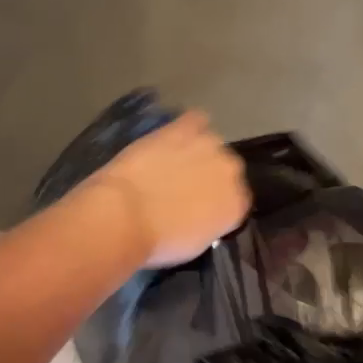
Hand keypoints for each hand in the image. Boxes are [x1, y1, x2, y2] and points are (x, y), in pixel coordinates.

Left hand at [81, 111, 250, 266]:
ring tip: (174, 163)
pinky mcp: (183, 128)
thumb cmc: (157, 242)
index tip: (200, 208)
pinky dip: (188, 126)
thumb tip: (203, 212)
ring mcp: (209, 145)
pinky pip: (195, 119)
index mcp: (238, 204)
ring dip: (198, 151)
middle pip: (227, 168)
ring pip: (211, 143)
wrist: (124, 217)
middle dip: (210, 175)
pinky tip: (175, 137)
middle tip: (184, 188)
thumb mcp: (195, 243)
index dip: (217, 201)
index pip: (237, 199)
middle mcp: (231, 170)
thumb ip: (211, 221)